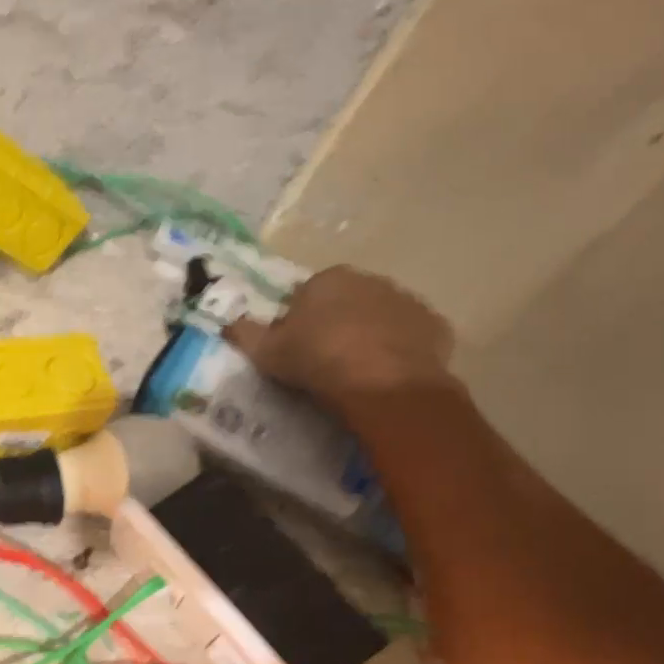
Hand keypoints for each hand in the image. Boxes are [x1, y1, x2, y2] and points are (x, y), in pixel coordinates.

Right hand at [225, 265, 455, 407]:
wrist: (383, 383)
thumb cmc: (317, 359)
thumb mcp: (266, 352)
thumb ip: (244, 334)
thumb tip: (229, 323)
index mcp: (328, 279)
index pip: (306, 293)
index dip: (297, 320)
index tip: (293, 347)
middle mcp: (371, 280)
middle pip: (345, 301)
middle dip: (335, 323)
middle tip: (321, 360)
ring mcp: (407, 301)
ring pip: (379, 317)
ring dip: (367, 335)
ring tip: (353, 371)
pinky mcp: (434, 326)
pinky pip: (408, 337)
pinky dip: (396, 350)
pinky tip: (383, 375)